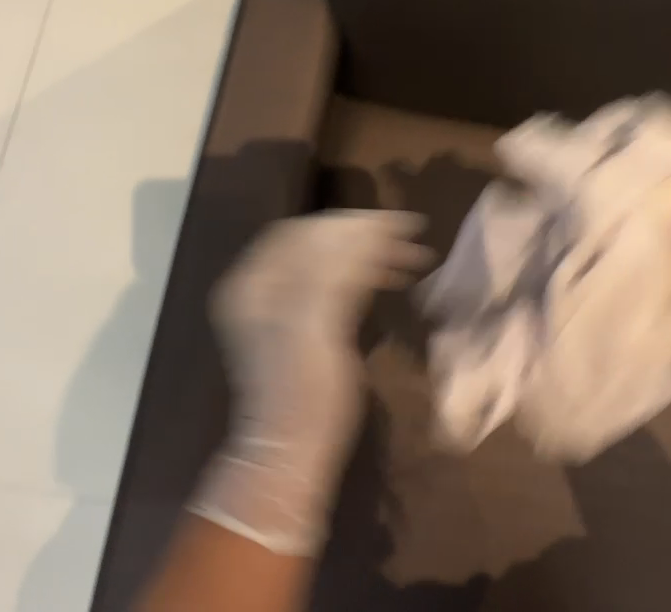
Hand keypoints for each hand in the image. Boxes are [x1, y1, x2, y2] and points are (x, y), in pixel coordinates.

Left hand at [190, 210, 429, 554]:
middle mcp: (264, 286)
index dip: (347, 222)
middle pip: (318, 244)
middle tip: (411, 236)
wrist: (292, 450)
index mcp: (256, 281)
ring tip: (414, 257)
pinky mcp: (304, 325)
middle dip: (364, 237)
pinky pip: (336, 285)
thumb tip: (366, 229)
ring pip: (331, 263)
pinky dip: (365, 275)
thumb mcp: (314, 324)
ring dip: (371, 254)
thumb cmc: (302, 389)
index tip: (392, 221)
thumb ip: (334, 272)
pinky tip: (394, 276)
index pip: (303, 231)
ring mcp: (282, 306)